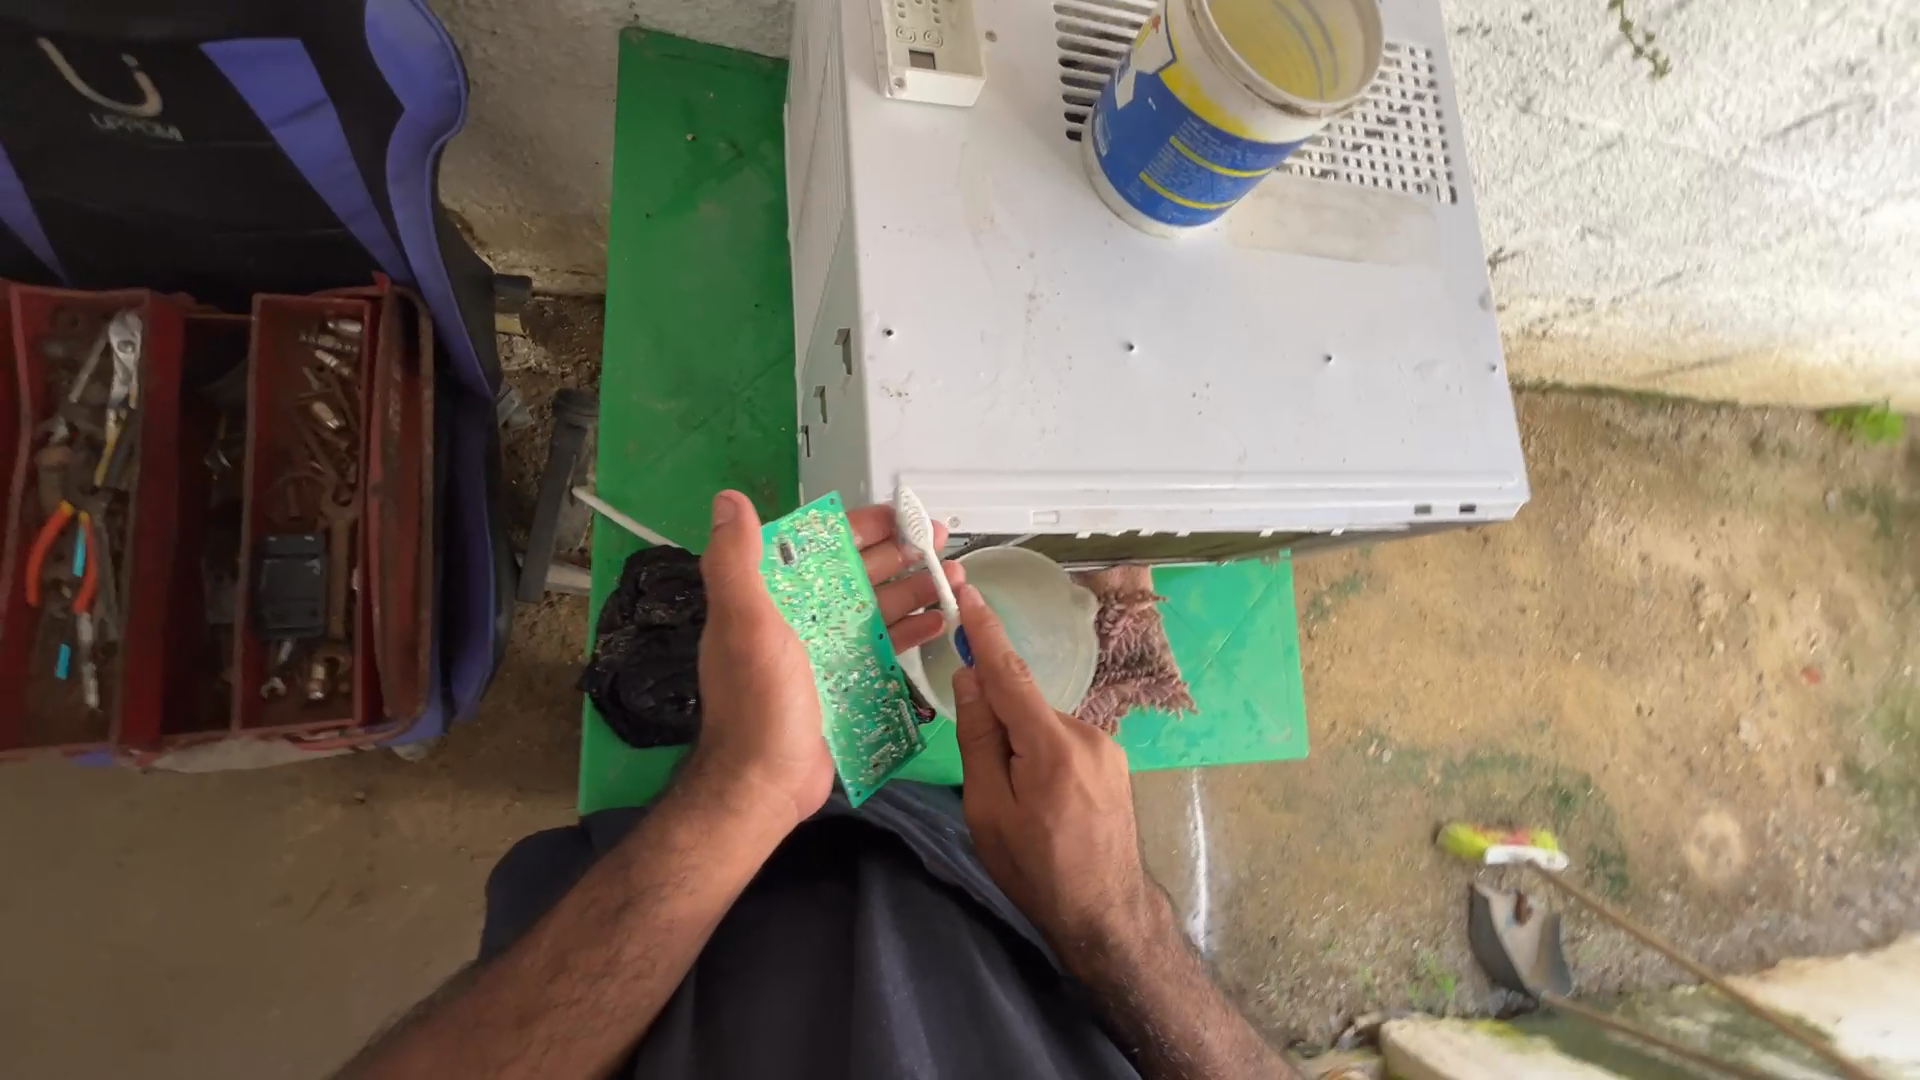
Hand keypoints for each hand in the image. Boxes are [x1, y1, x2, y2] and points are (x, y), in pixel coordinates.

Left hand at [686, 491, 965, 828]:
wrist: (765, 782)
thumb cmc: (757, 701)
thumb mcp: (744, 624)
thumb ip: (736, 562)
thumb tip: (730, 499)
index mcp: (778, 595)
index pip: (824, 545)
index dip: (862, 525)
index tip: (901, 514)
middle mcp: (803, 615)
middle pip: (860, 571)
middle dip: (901, 552)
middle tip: (941, 538)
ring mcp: (828, 648)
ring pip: (879, 606)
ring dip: (916, 587)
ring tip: (956, 576)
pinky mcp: (848, 679)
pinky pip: (885, 645)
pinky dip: (912, 630)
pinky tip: (941, 620)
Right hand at [949, 584, 1160, 961]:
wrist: (1107, 915)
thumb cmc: (1036, 870)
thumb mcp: (989, 810)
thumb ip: (980, 738)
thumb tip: (970, 678)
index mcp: (1051, 747)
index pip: (1009, 674)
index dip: (986, 632)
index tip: (970, 592)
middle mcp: (1086, 733)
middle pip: (1024, 703)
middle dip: (998, 722)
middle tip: (992, 779)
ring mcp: (1106, 745)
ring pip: (1043, 723)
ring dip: (1022, 743)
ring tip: (1024, 802)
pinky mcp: (1113, 757)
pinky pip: (1062, 737)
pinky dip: (1042, 751)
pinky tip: (1046, 798)